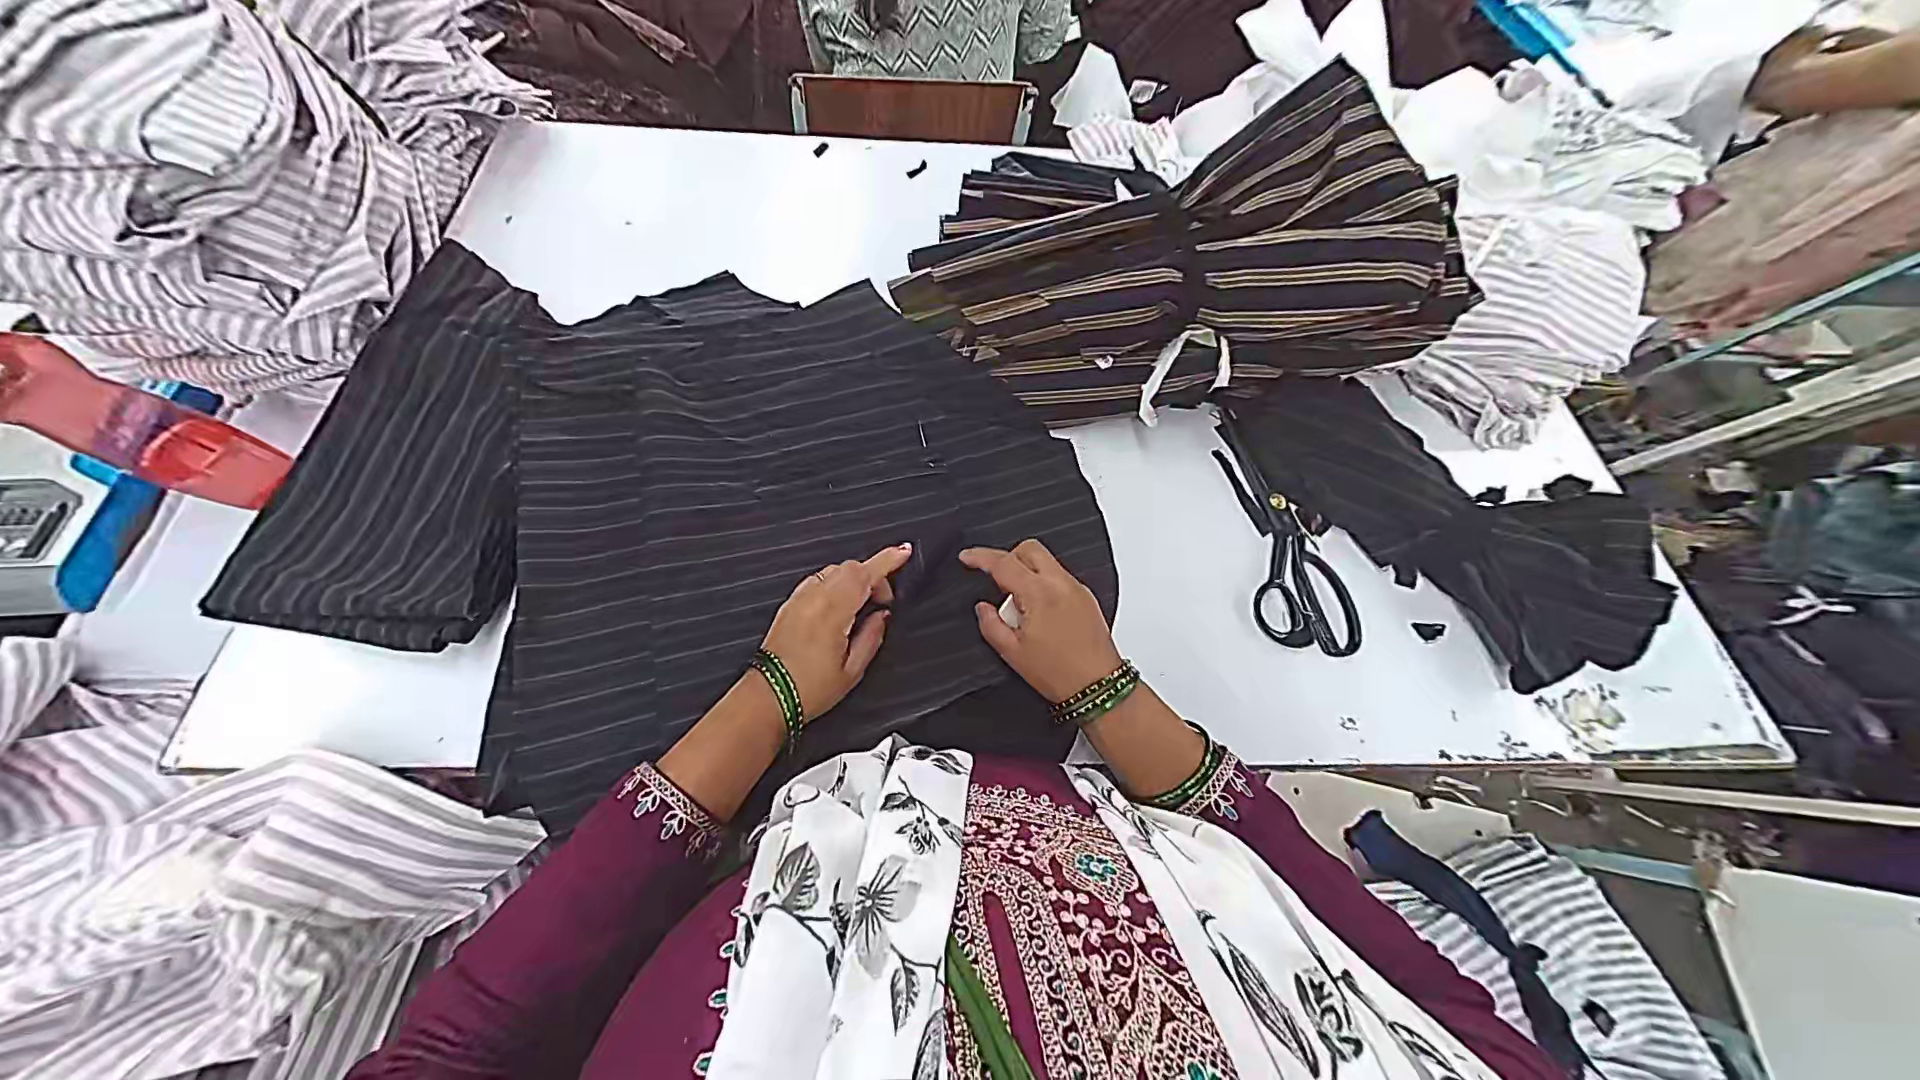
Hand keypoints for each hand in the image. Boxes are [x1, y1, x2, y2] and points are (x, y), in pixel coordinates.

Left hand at [759, 543, 913, 722]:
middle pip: (850, 567)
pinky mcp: (789, 605)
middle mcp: (813, 598)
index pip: (866, 573)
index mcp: (833, 610)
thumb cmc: (807, 689)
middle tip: (884, 601)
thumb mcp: (853, 669)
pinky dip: (834, 585)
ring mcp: (799, 599)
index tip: (904, 552)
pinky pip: (817, 581)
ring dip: (853, 580)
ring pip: (833, 571)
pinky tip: (839, 608)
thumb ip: (872, 635)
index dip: (888, 559)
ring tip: (861, 607)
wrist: (769, 698)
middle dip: (873, 576)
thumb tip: (882, 616)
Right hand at [960, 539, 1122, 703]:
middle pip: (1029, 549)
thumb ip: (990, 625)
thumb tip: (983, 608)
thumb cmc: (1060, 673)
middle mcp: (1061, 584)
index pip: (1004, 563)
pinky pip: (1059, 576)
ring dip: (1027, 572)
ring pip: (1046, 561)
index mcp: (1040, 594)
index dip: (980, 556)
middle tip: (999, 584)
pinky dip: (1044, 584)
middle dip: (1008, 558)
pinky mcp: (1086, 597)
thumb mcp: (1012, 653)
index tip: (968, 557)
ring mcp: (1077, 589)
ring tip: (1021, 607)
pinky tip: (1039, 612)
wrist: (1097, 686)